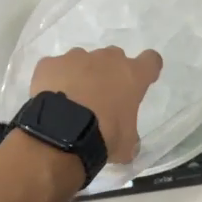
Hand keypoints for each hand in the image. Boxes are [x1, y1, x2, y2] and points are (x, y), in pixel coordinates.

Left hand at [29, 47, 162, 163]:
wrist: (62, 133)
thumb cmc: (104, 135)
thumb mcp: (127, 144)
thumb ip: (131, 137)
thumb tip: (130, 144)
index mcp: (132, 76)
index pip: (151, 61)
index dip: (147, 69)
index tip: (142, 80)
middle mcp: (106, 59)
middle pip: (114, 58)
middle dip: (110, 73)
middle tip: (102, 98)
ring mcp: (76, 57)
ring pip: (83, 60)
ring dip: (82, 75)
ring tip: (73, 101)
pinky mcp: (50, 63)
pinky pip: (55, 68)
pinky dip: (55, 80)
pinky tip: (52, 98)